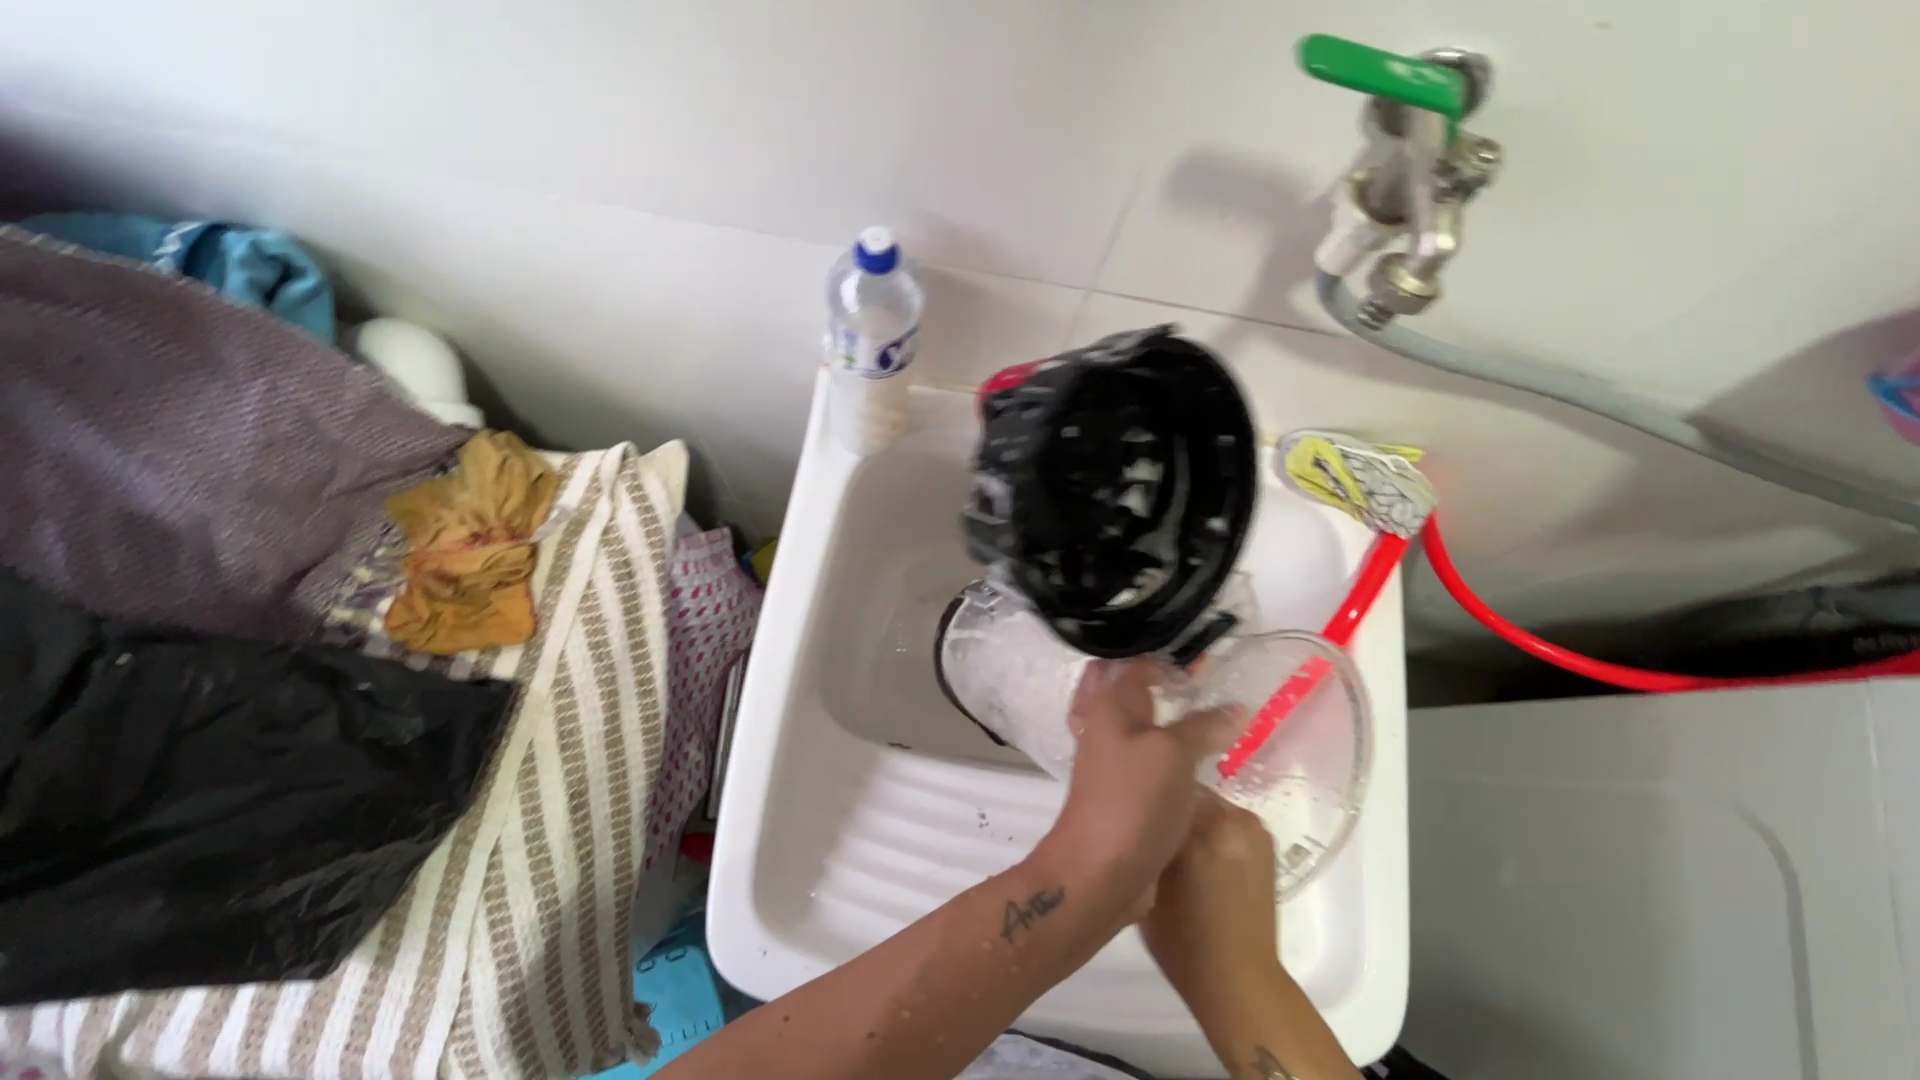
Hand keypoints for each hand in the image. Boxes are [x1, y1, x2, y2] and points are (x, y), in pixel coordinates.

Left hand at [1035, 658, 1237, 919]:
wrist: (1099, 871)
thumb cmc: (1133, 800)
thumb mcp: (1175, 754)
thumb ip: (1202, 725)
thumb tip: (1235, 708)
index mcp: (1109, 702)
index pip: (1137, 659)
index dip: (1170, 652)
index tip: (1210, 650)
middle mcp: (1103, 722)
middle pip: (1129, 685)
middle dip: (1163, 677)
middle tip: (1207, 677)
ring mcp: (1109, 757)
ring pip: (1139, 721)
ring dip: (1169, 713)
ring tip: (1213, 708)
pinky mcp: (1121, 788)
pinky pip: (1148, 756)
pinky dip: (1172, 749)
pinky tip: (1201, 754)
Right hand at [1141, 791, 1281, 996]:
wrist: (1238, 978)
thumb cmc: (1182, 939)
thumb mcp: (1148, 883)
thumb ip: (1146, 840)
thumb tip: (1137, 816)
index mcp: (1199, 826)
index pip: (1162, 786)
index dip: (1143, 795)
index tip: (1127, 806)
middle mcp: (1230, 817)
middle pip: (1188, 792)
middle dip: (1169, 803)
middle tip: (1148, 822)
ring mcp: (1253, 828)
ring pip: (1210, 804)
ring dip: (1192, 814)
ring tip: (1174, 838)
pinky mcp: (1265, 842)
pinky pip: (1229, 819)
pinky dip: (1213, 827)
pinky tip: (1200, 851)